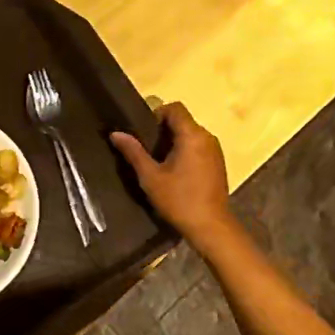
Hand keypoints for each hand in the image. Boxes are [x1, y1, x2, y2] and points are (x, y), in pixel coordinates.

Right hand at [110, 102, 236, 247]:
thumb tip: (115, 133)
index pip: (175, 108)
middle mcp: (207, 137)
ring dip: (175, 142)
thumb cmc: (179, 200)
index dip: (157, 114)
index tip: (145, 133)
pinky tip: (175, 173)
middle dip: (164, 131)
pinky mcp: (218, 164)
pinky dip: (186, 152)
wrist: (210, 226)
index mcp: (192, 135)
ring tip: (159, 163)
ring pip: (191, 135)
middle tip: (147, 150)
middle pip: (183, 121)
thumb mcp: (150, 177)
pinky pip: (199, 147)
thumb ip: (134, 152)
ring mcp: (216, 151)